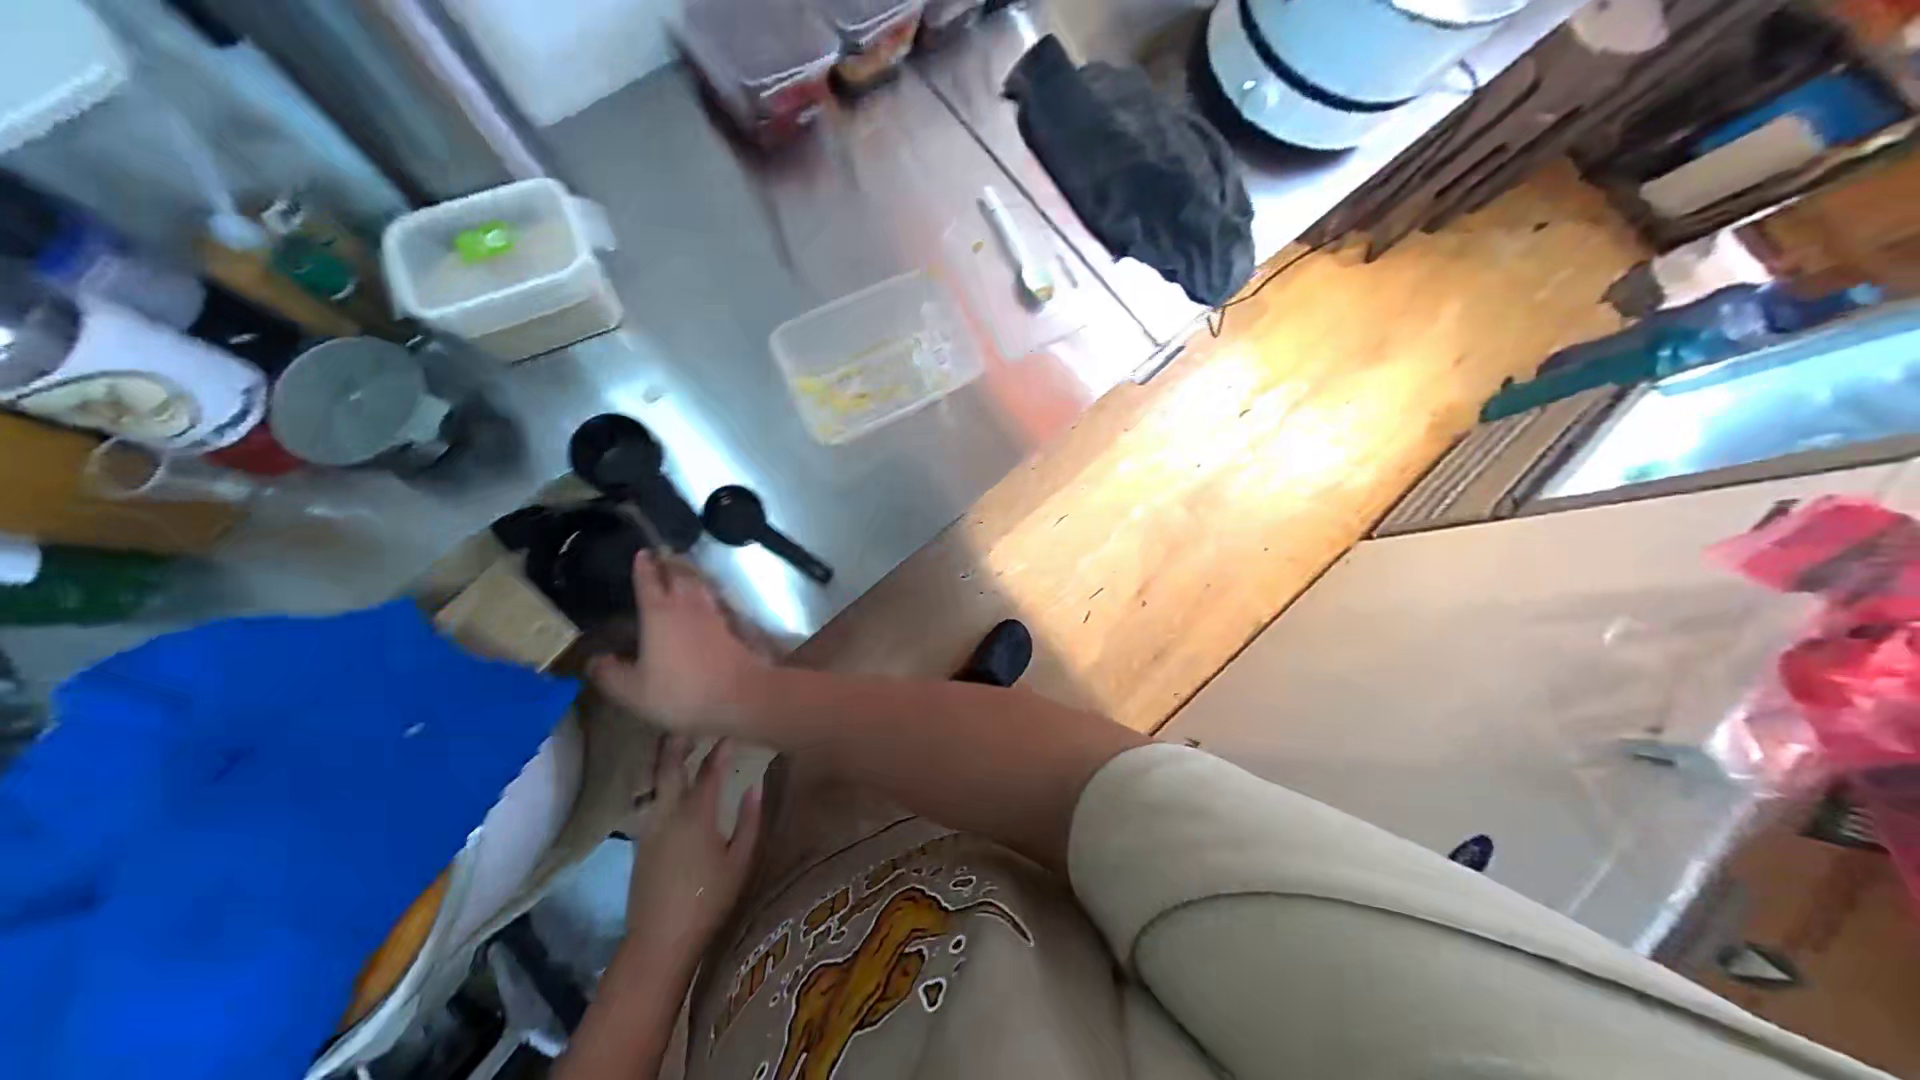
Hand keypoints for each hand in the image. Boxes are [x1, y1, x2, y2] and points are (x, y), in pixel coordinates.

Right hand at [590, 551, 771, 734]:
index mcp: (659, 613)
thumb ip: (610, 674)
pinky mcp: (731, 626)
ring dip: (689, 573)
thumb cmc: (681, 692)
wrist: (739, 696)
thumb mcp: (633, 691)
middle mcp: (687, 605)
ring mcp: (712, 613)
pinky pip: (714, 600)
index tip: (642, 553)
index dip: (644, 566)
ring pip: (700, 583)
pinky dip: (705, 593)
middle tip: (662, 555)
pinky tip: (703, 601)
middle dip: (669, 562)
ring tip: (682, 571)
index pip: (649, 581)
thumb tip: (594, 659)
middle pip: (679, 573)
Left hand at [624, 736, 762, 962]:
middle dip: (679, 741)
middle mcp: (669, 813)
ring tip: (678, 741)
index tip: (733, 731)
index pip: (710, 771)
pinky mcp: (641, 840)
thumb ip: (750, 821)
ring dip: (667, 758)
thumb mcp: (740, 861)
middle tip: (690, 719)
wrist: (660, 938)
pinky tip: (669, 781)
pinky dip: (661, 781)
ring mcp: (650, 826)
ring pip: (656, 781)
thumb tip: (755, 786)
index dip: (721, 749)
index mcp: (698, 815)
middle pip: (670, 766)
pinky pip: (652, 799)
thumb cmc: (709, 899)